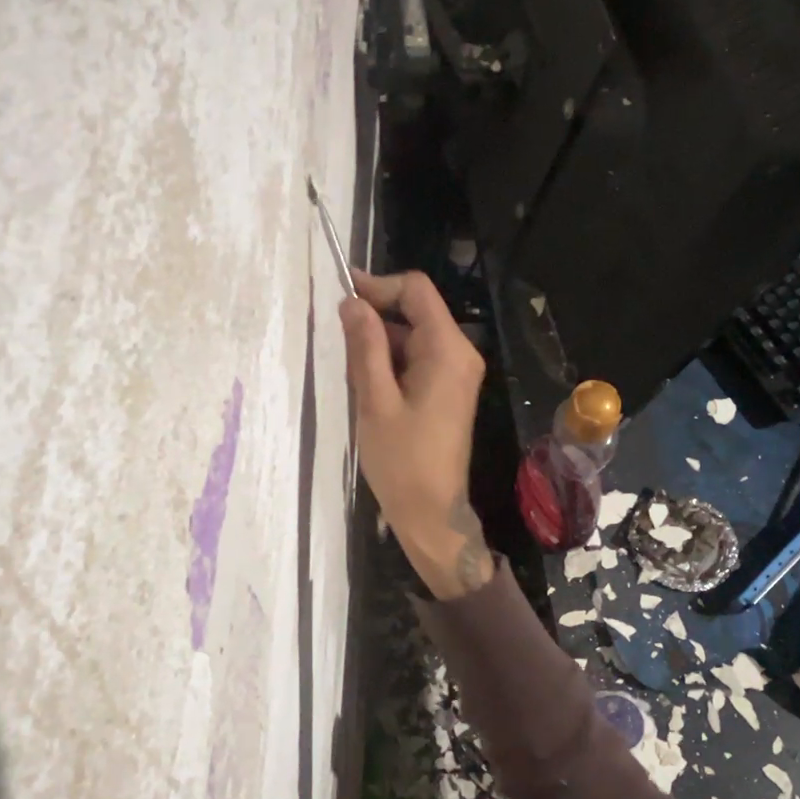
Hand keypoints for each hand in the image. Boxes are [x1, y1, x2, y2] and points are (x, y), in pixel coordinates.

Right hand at [339, 269, 493, 598]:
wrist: (431, 512)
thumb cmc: (402, 460)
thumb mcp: (375, 401)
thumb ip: (364, 347)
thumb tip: (352, 302)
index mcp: (448, 350)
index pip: (416, 290)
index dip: (378, 286)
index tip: (341, 298)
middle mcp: (460, 354)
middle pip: (415, 312)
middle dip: (375, 321)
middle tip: (339, 348)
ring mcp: (456, 373)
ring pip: (412, 337)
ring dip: (379, 346)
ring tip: (352, 378)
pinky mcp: (447, 391)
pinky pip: (417, 360)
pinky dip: (391, 364)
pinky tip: (368, 390)